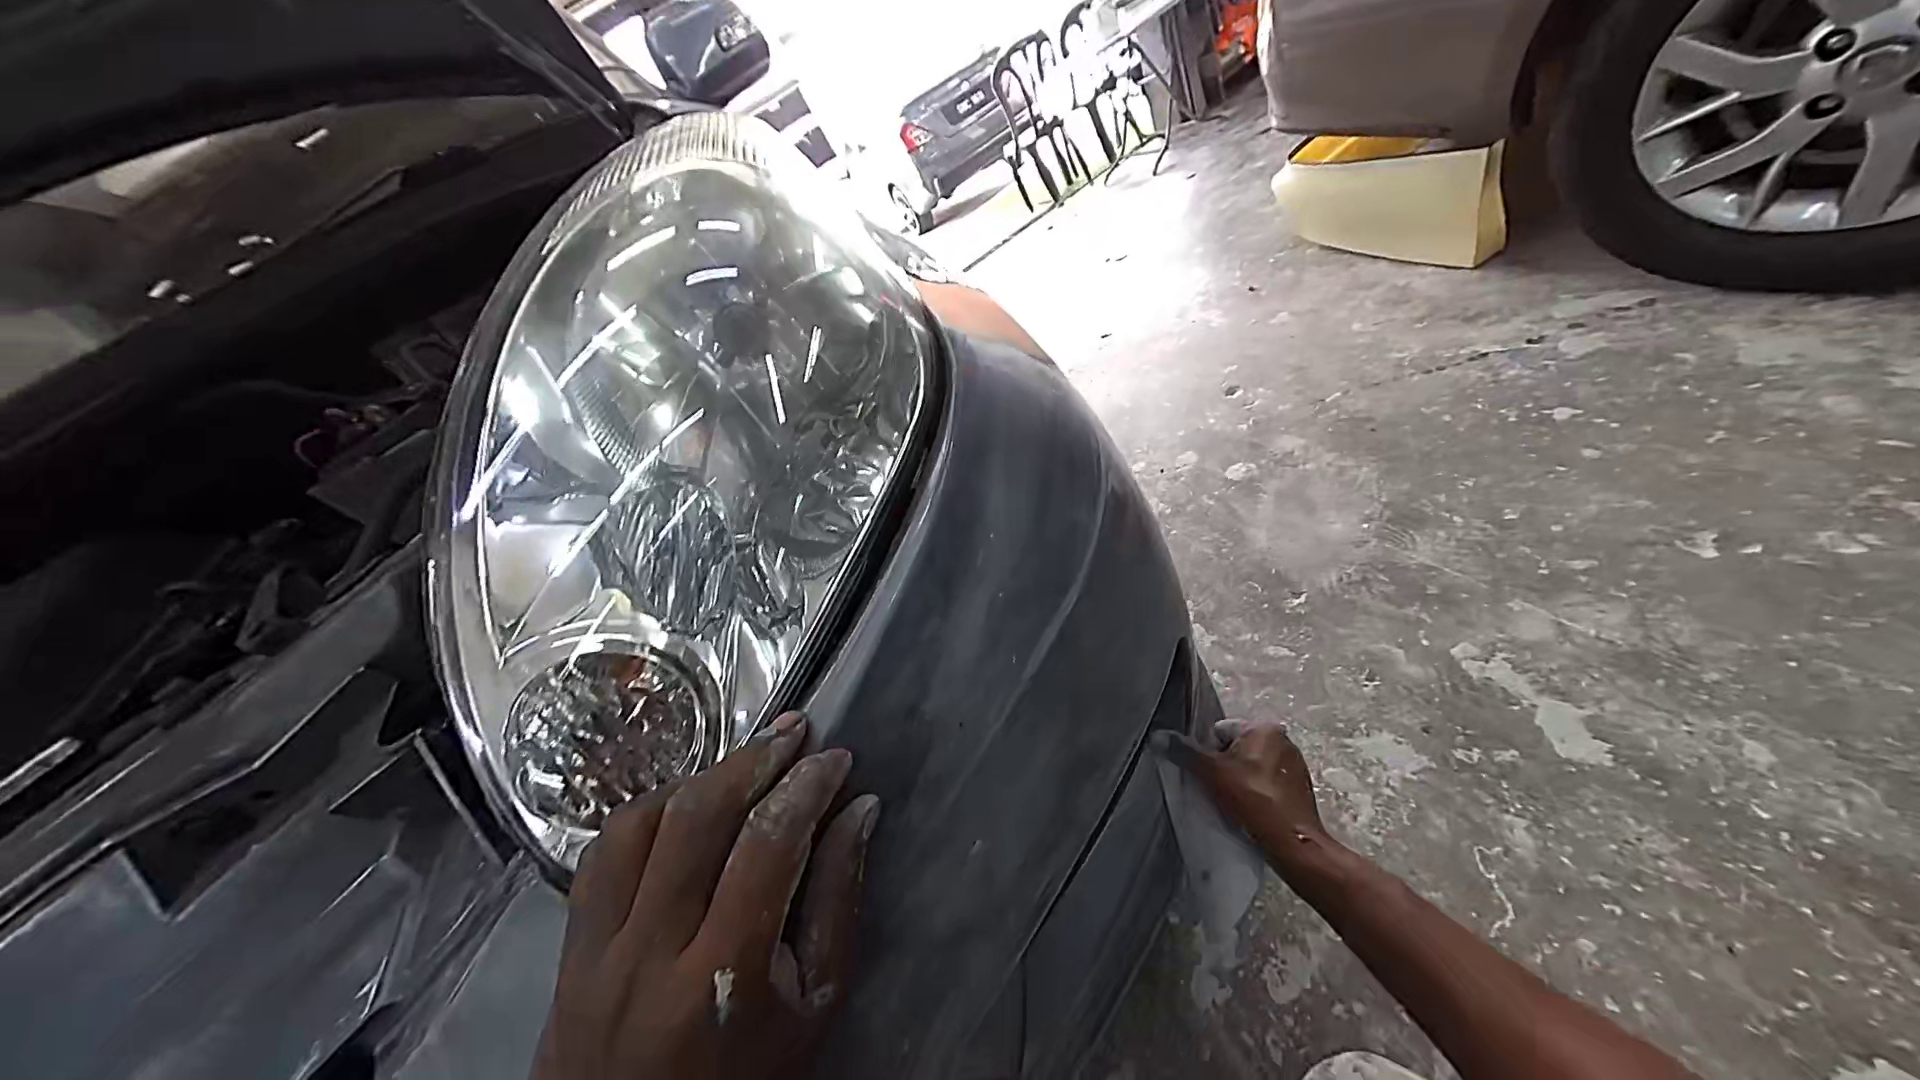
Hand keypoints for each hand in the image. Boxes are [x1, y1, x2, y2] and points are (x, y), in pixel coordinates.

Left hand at [531, 711, 878, 1079]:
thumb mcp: (814, 1006)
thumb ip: (837, 902)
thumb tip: (860, 811)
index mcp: (719, 977)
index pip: (766, 845)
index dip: (806, 787)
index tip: (835, 757)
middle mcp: (646, 953)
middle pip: (697, 818)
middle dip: (754, 760)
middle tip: (794, 732)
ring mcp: (595, 947)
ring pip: (640, 823)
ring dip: (701, 777)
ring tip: (746, 763)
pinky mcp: (569, 944)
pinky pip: (602, 851)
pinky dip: (650, 809)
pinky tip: (686, 802)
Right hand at [1155, 719, 1327, 853]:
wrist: (1291, 842)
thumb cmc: (1252, 800)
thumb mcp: (1211, 773)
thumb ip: (1184, 751)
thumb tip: (1159, 736)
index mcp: (1264, 728)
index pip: (1220, 730)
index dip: (1209, 751)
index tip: (1211, 773)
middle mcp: (1283, 739)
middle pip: (1236, 747)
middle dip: (1225, 764)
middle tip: (1220, 787)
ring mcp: (1294, 763)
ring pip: (1252, 765)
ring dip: (1242, 778)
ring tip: (1236, 799)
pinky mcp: (1300, 785)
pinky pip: (1268, 781)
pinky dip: (1258, 790)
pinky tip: (1252, 806)